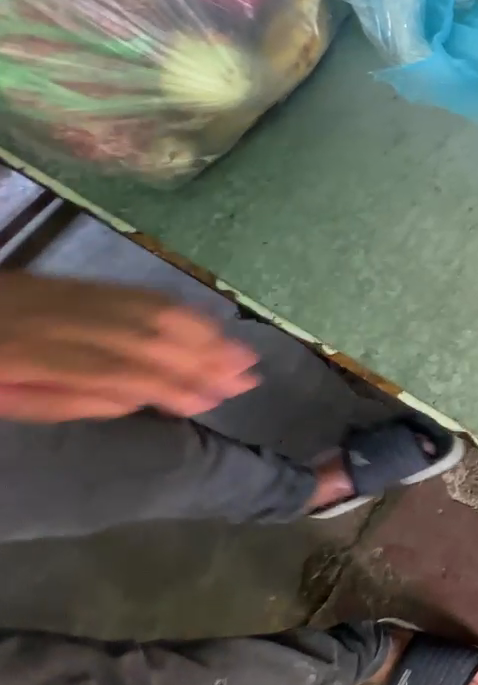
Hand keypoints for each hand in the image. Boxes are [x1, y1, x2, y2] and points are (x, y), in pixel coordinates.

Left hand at [0, 273, 258, 422]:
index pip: (110, 370)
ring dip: (203, 333)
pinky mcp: (72, 281)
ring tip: (244, 356)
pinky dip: (182, 311)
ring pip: (147, 310)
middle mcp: (49, 317)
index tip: (210, 403)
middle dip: (200, 360)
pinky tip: (211, 326)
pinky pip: (137, 293)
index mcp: (21, 353)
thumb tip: (135, 400)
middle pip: (140, 337)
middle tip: (247, 380)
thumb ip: (61, 402)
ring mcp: (63, 294)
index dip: (165, 387)